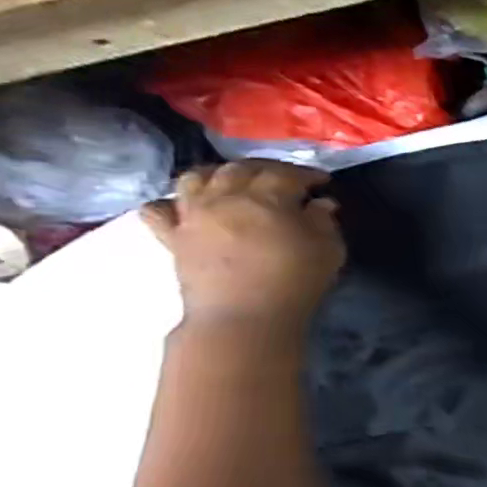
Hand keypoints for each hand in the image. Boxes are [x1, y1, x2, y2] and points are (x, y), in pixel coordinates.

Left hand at [142, 161, 345, 334]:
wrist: (243, 317)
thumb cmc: (295, 281)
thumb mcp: (328, 250)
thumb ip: (324, 222)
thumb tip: (321, 204)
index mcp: (266, 197)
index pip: (287, 174)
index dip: (306, 174)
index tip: (322, 181)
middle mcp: (224, 197)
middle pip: (240, 168)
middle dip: (266, 169)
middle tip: (284, 178)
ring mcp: (192, 215)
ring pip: (195, 178)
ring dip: (216, 174)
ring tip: (232, 183)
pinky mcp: (172, 237)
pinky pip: (158, 210)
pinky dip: (170, 202)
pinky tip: (185, 207)